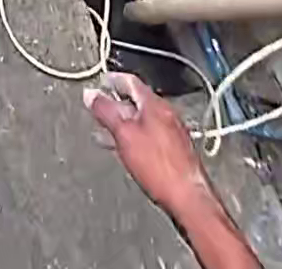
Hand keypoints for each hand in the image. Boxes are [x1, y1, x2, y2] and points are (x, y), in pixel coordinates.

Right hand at [87, 73, 259, 268]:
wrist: (190, 201)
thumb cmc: (160, 167)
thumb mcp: (123, 134)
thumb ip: (105, 111)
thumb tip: (90, 94)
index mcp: (155, 104)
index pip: (130, 81)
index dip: (112, 80)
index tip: (101, 82)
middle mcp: (167, 115)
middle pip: (137, 101)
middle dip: (116, 104)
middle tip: (100, 108)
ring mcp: (174, 134)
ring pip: (143, 120)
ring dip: (124, 123)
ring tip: (108, 132)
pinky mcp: (177, 153)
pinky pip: (151, 136)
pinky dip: (136, 137)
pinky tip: (129, 150)